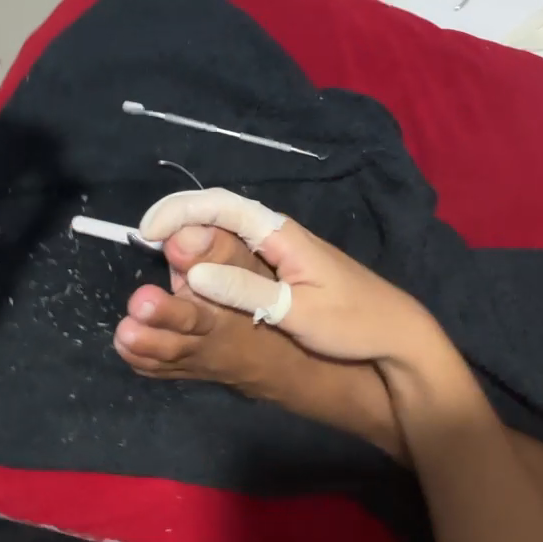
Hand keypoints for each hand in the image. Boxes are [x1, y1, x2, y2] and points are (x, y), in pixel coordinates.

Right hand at [138, 188, 452, 366]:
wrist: (397, 336)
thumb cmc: (353, 322)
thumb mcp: (296, 309)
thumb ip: (244, 289)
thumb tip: (190, 270)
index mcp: (280, 233)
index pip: (222, 205)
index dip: (181, 212)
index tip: (148, 232)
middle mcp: (276, 233)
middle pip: (219, 213)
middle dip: (179, 221)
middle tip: (146, 244)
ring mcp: (279, 250)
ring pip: (225, 232)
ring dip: (191, 239)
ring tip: (160, 258)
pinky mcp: (281, 269)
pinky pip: (235, 253)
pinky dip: (208, 259)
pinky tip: (194, 278)